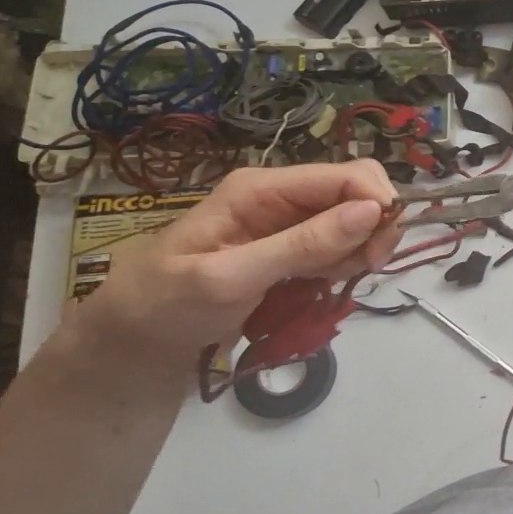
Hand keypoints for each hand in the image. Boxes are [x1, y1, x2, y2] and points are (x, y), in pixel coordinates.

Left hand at [74, 161, 402, 360]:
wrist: (134, 338)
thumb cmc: (169, 304)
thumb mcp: (232, 278)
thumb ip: (303, 245)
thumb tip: (372, 211)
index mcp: (262, 188)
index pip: (347, 175)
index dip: (377, 205)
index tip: (377, 253)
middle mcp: (282, 195)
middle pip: (359, 192)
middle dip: (375, 227)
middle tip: (364, 268)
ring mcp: (290, 221)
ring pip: (357, 219)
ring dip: (361, 249)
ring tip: (331, 282)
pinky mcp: (295, 245)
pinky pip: (343, 244)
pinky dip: (347, 263)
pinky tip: (323, 283)